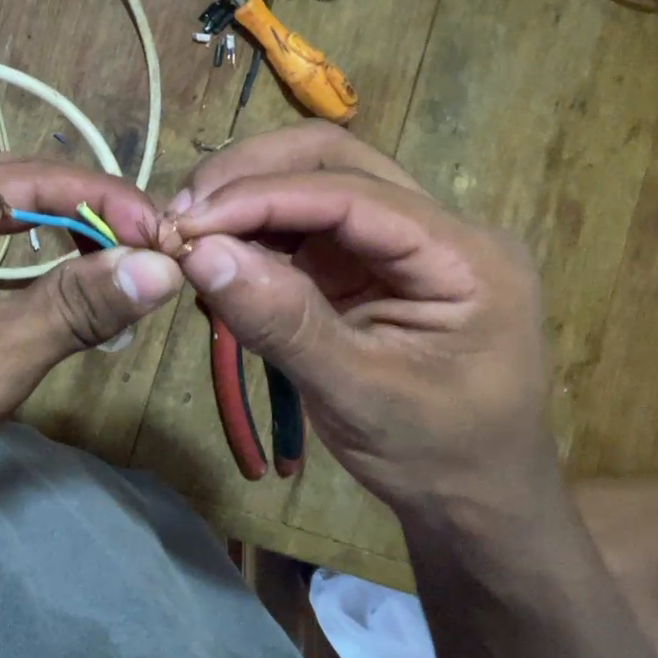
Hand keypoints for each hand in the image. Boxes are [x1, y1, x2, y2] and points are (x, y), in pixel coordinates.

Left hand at [0, 160, 182, 495]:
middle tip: (155, 248)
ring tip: (127, 260)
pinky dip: (41, 253)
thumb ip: (73, 309)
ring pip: (11, 211)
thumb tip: (160, 267)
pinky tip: (78, 270)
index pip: (28, 180)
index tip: (164, 231)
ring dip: (71, 230)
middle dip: (92, 212)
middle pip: (21, 186)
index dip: (102, 198)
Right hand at [165, 123, 556, 517]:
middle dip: (250, 175)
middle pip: (333, 158)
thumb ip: (282, 321)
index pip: (350, 193)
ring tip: (186, 231)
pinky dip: (249, 228)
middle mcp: (434, 228)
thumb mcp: (359, 396)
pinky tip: (212, 251)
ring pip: (310, 177)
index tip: (186, 225)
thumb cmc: (436, 456)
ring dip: (242, 195)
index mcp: (463, 255)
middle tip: (183, 214)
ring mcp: (396, 239)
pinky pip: (297, 221)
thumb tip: (198, 255)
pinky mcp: (361, 260)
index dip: (261, 198)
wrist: (474, 499)